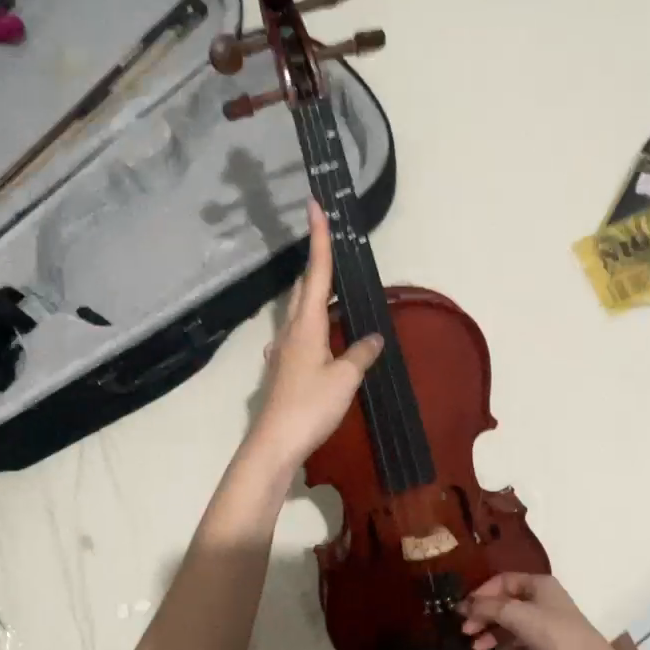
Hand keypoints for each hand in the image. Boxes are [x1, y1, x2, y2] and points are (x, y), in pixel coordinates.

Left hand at [244, 203, 384, 470]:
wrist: (275, 444)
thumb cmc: (310, 407)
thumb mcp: (344, 380)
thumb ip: (360, 355)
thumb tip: (374, 338)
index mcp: (306, 325)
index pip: (316, 273)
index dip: (319, 240)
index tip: (315, 205)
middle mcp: (290, 332)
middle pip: (304, 290)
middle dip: (318, 265)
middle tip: (331, 244)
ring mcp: (282, 352)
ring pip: (300, 313)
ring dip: (314, 296)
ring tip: (334, 288)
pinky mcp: (282, 371)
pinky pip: (300, 337)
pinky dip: (313, 326)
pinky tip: (321, 338)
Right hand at [459, 573, 617, 649]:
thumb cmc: (551, 631)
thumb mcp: (515, 614)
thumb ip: (486, 607)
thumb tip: (462, 605)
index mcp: (538, 583)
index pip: (502, 580)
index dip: (481, 593)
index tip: (464, 609)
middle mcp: (544, 599)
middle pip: (506, 603)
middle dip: (484, 616)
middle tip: (466, 631)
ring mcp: (550, 622)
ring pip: (514, 624)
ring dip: (494, 634)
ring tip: (477, 648)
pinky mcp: (553, 644)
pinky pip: (526, 642)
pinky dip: (513, 647)